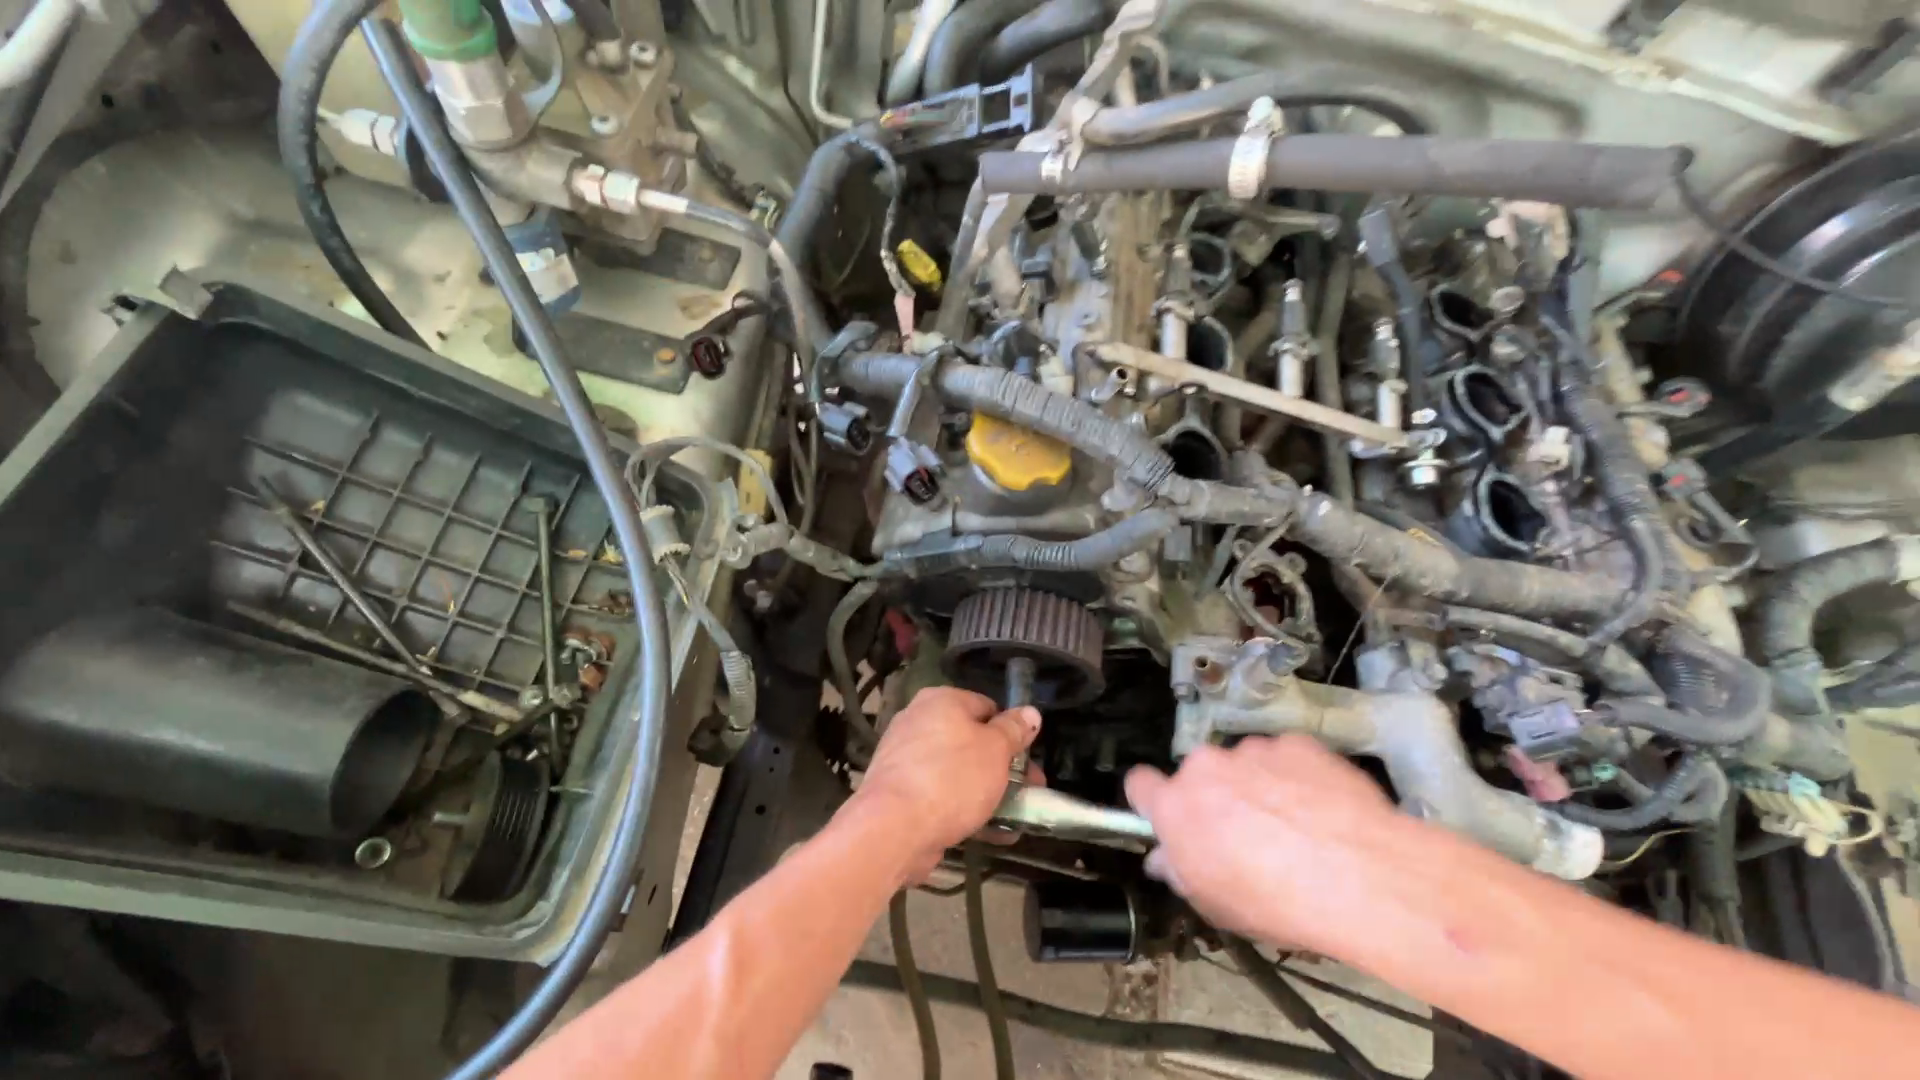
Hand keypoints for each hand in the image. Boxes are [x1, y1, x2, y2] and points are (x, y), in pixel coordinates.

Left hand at [846, 686, 1039, 879]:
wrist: (893, 828)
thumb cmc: (952, 778)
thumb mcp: (995, 750)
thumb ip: (1014, 731)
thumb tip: (1031, 712)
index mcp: (941, 700)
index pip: (987, 707)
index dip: (1012, 732)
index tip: (1029, 761)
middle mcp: (918, 721)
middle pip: (971, 740)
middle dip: (1002, 768)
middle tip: (1029, 792)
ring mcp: (905, 758)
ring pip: (957, 771)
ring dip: (986, 792)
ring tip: (1012, 819)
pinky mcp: (899, 791)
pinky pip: (940, 794)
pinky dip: (963, 808)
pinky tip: (988, 832)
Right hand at [1124, 735, 1406, 952]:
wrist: (1360, 876)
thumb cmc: (1275, 901)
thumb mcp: (1214, 904)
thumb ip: (1179, 872)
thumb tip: (1164, 858)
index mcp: (1176, 806)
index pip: (1138, 783)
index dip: (1152, 801)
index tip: (1170, 819)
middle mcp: (1207, 766)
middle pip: (1199, 774)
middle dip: (1214, 797)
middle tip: (1244, 833)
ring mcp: (1254, 749)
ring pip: (1244, 764)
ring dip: (1256, 785)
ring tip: (1294, 824)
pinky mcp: (1298, 742)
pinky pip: (1286, 757)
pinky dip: (1296, 776)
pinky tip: (1321, 809)